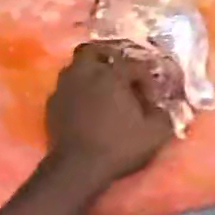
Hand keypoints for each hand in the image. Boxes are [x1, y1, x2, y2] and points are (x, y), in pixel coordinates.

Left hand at [43, 42, 172, 182]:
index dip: (146, 77)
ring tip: (105, 89)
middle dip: (108, 56)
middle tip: (121, 73)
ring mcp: (63, 86)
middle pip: (92, 50)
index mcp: (110, 76)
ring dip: (90, 72)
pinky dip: (77, 89)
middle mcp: (83, 74)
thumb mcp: (155, 133)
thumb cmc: (119, 146)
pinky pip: (65, 86)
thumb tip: (161, 106)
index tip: (152, 97)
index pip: (132, 63)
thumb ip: (164, 113)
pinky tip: (87, 105)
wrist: (77, 164)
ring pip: (75, 66)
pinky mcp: (51, 102)